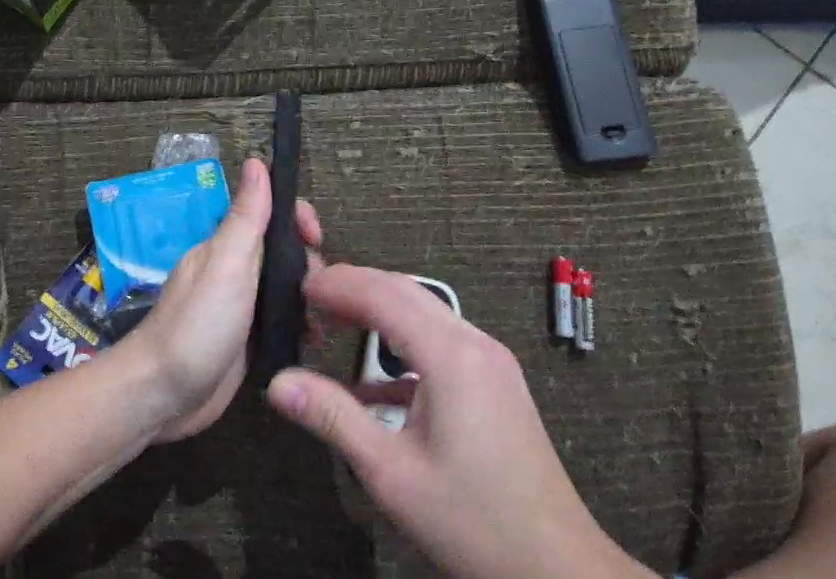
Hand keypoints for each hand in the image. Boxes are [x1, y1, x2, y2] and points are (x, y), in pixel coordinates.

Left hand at [117, 157, 323, 442]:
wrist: (164, 395)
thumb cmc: (196, 325)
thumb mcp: (226, 265)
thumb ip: (245, 218)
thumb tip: (257, 161)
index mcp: (226, 246)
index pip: (269, 213)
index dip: (297, 217)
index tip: (318, 238)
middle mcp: (234, 271)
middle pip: (283, 251)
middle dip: (310, 264)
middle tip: (324, 292)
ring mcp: (240, 308)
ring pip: (285, 289)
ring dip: (310, 299)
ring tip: (326, 321)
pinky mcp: (245, 342)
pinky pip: (280, 323)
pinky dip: (300, 328)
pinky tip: (314, 342)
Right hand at [264, 266, 653, 578]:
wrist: (558, 570)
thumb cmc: (472, 522)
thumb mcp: (390, 473)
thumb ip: (333, 418)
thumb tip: (277, 382)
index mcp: (451, 357)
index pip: (384, 294)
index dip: (338, 285)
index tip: (297, 287)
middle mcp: (475, 345)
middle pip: (406, 291)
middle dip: (355, 287)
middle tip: (307, 298)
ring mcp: (492, 363)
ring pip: (425, 313)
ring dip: (378, 310)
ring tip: (331, 323)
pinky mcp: (496, 385)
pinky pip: (441, 344)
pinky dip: (402, 345)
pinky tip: (372, 384)